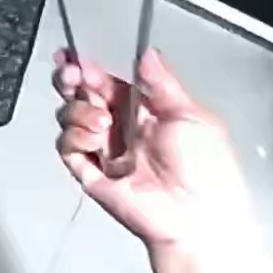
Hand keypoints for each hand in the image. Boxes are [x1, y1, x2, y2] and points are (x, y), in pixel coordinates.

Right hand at [52, 48, 263, 261]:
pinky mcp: (87, 169)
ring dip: (80, 109)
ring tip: (103, 120)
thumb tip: (147, 54)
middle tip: (73, 75)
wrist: (197, 217)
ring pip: (68, 114)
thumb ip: (162, 83)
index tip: (76, 58)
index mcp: (140, 110)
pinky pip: (65, 144)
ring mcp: (101, 148)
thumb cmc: (207, 173)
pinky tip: (96, 139)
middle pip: (77, 94)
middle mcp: (117, 126)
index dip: (86, 68)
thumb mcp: (191, 116)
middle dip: (70, 79)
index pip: (104, 81)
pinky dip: (76, 136)